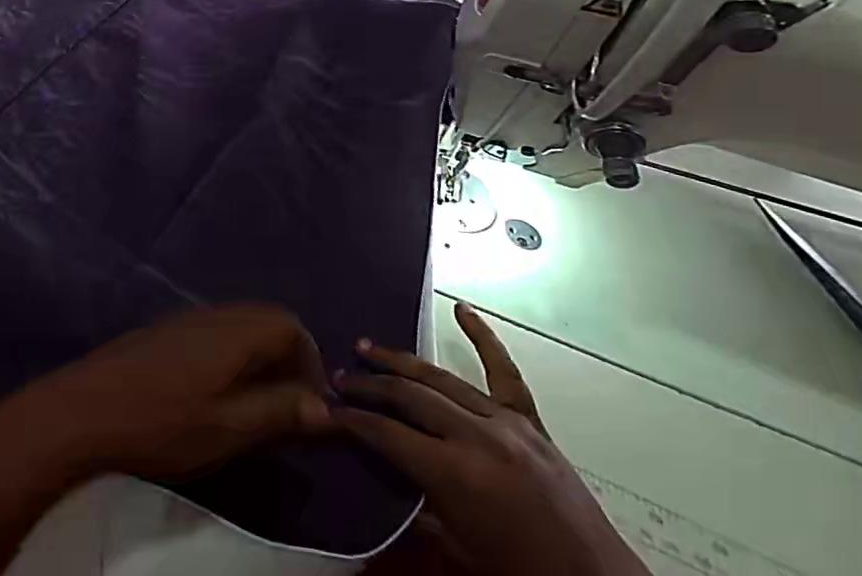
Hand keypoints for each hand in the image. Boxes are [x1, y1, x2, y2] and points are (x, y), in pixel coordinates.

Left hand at [0, 304, 335, 482]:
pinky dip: (230, 356)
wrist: (83, 409)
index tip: (307, 406)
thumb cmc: (161, 423)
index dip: (309, 363)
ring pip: (238, 325)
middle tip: (285, 406)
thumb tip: (325, 406)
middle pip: (266, 319)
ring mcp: (183, 320)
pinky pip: (213, 332)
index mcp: (233, 332)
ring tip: (252, 404)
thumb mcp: (228, 428)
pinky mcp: (162, 332)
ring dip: (257, 358)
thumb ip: (279, 412)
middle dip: (287, 358)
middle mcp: (212, 315)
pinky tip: (213, 392)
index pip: (291, 326)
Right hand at [335, 302, 649, 575]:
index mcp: (455, 474)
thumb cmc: (521, 572)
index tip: (330, 408)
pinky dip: (484, 338)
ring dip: (400, 361)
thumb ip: (412, 507)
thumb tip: (377, 475)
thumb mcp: (455, 549)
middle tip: (339, 377)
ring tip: (368, 348)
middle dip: (368, 386)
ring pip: (440, 378)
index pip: (387, 433)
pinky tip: (463, 311)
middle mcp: (477, 438)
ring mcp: (507, 424)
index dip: (354, 419)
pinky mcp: (531, 423)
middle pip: (408, 397)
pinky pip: (504, 373)